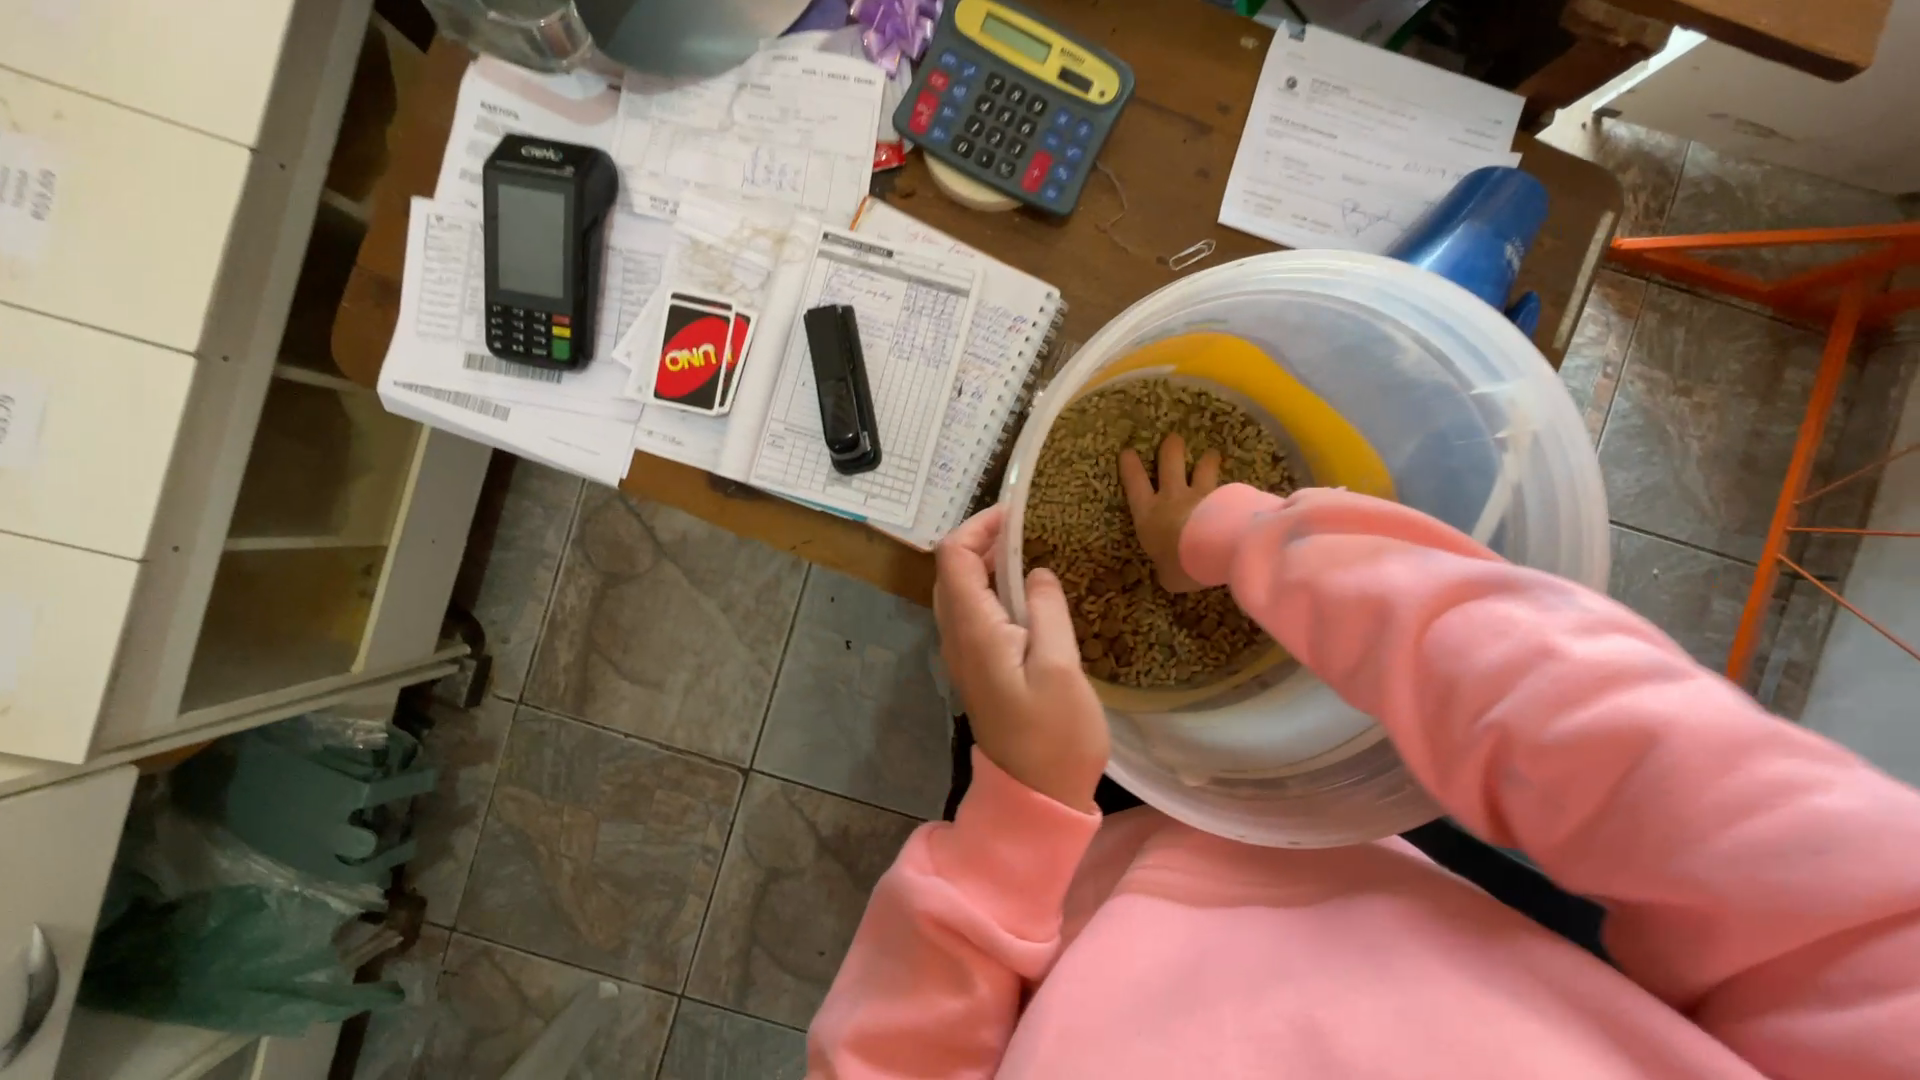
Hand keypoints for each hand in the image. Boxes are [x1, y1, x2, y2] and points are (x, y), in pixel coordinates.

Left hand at [934, 505, 1108, 813]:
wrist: (1036, 798)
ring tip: (1031, 553)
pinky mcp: (977, 669)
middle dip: (982, 540)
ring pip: (960, 592)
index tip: (1018, 514)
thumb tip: (1037, 572)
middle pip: (951, 570)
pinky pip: (973, 614)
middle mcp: (957, 638)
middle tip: (1028, 529)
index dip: (979, 526)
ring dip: (987, 565)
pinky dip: (992, 590)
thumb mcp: (1061, 668)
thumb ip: (1046, 611)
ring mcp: (963, 656)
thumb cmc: (1055, 737)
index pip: (953, 557)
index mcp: (973, 632)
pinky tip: (1028, 593)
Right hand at [1120, 433, 1220, 593]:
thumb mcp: (1167, 574)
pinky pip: (1228, 488)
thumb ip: (1167, 570)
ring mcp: (1201, 494)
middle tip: (1173, 439)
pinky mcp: (1227, 497)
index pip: (1134, 484)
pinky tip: (1239, 488)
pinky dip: (1232, 487)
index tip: (1127, 452)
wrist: (1211, 550)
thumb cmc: (1179, 563)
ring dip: (1206, 461)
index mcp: (1148, 514)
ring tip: (1210, 455)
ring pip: (1202, 468)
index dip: (1130, 467)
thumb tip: (1168, 575)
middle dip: (1171, 449)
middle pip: (1169, 463)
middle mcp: (1172, 497)